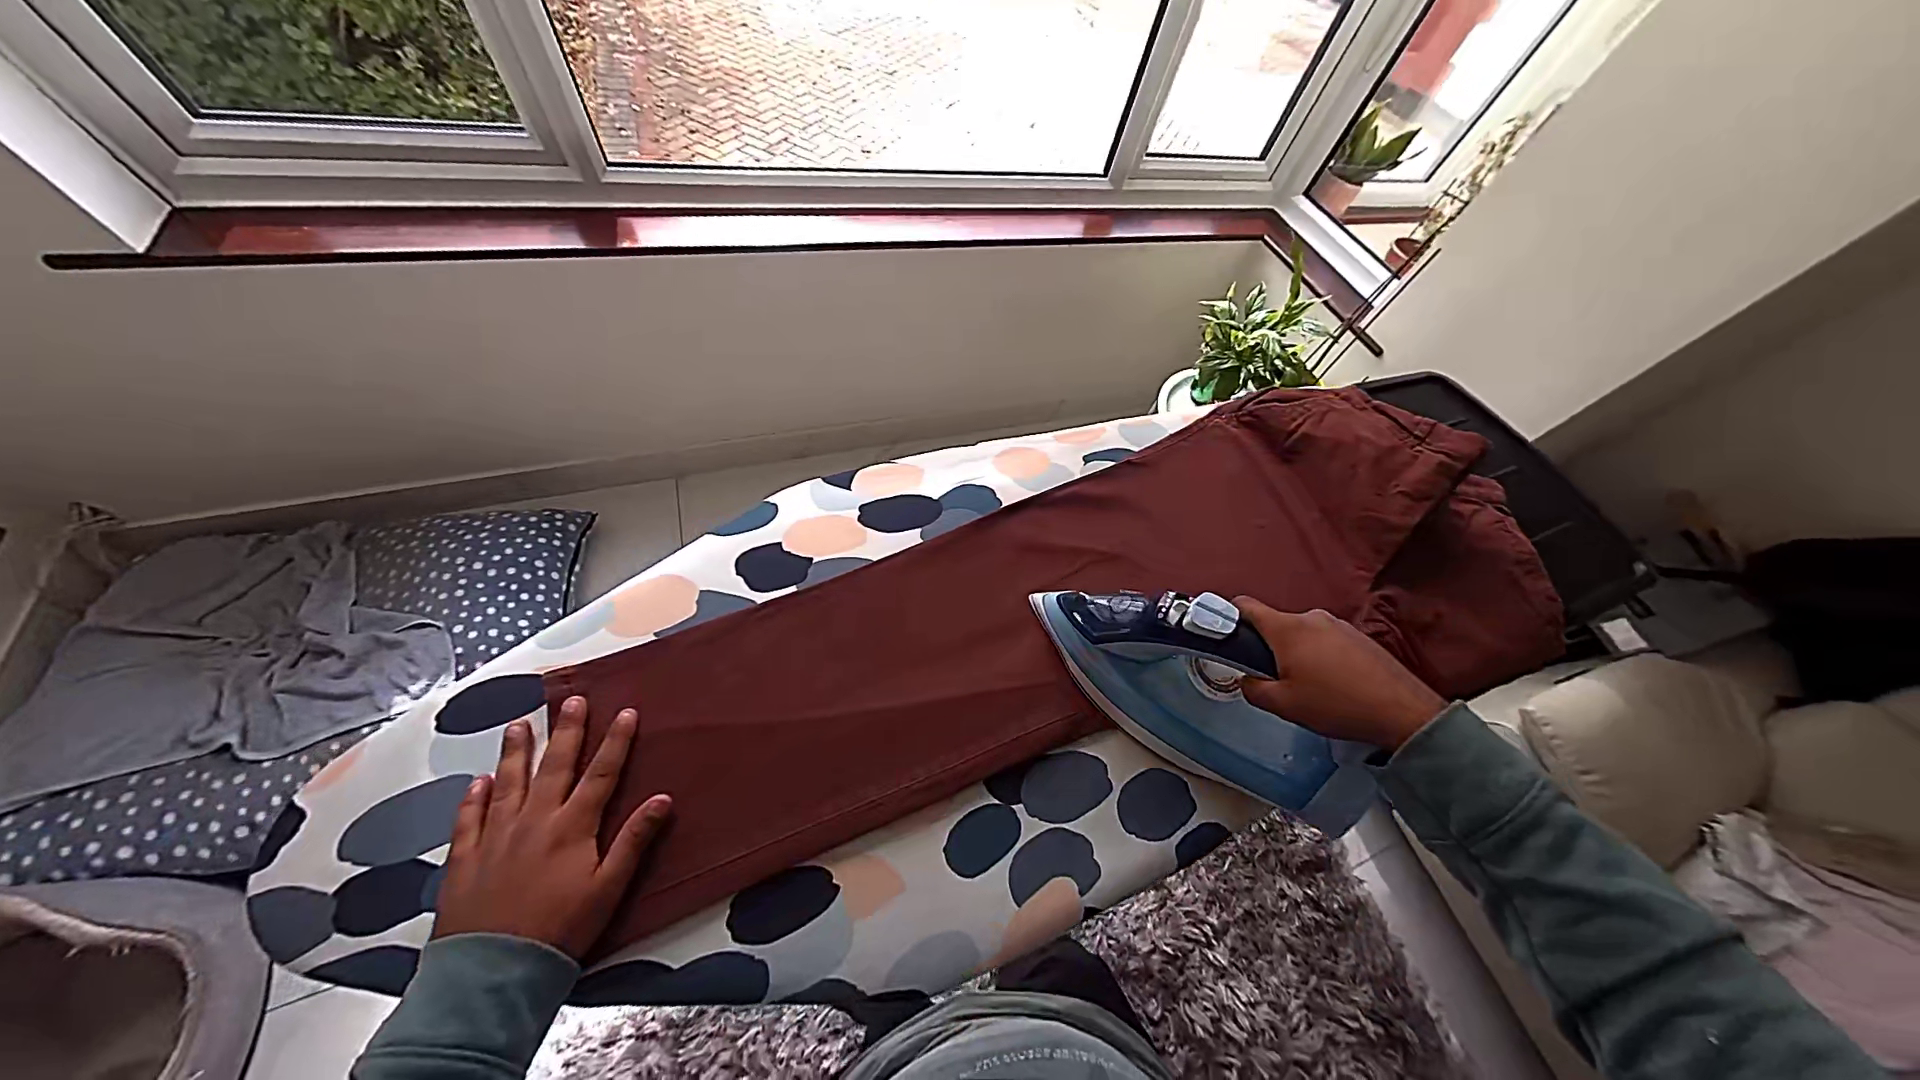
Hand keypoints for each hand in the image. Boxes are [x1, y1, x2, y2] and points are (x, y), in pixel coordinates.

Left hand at [431, 695, 672, 958]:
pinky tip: (478, 782)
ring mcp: (496, 837)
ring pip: (507, 783)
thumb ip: (634, 839)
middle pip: (554, 767)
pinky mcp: (466, 859)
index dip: (616, 741)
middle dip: (567, 731)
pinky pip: (469, 819)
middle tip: (571, 700)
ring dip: (515, 752)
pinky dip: (473, 798)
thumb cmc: (561, 928)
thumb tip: (662, 798)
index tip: (625, 712)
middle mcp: (535, 821)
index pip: (601, 773)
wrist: (492, 972)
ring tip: (519, 725)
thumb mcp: (609, 887)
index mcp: (572, 826)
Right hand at [1233, 597, 1446, 749]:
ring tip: (1308, 686)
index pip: (1245, 606)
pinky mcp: (1359, 637)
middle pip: (1275, 625)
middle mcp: (1311, 618)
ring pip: (1302, 635)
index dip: (1227, 616)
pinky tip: (1332, 684)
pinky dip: (1321, 657)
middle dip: (1268, 647)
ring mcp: (1338, 625)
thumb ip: (1252, 688)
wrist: (1404, 712)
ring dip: (1297, 654)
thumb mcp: (1282, 705)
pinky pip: (1326, 641)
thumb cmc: (1338, 705)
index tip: (1223, 633)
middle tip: (1273, 677)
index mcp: (1287, 629)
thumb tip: (1247, 680)